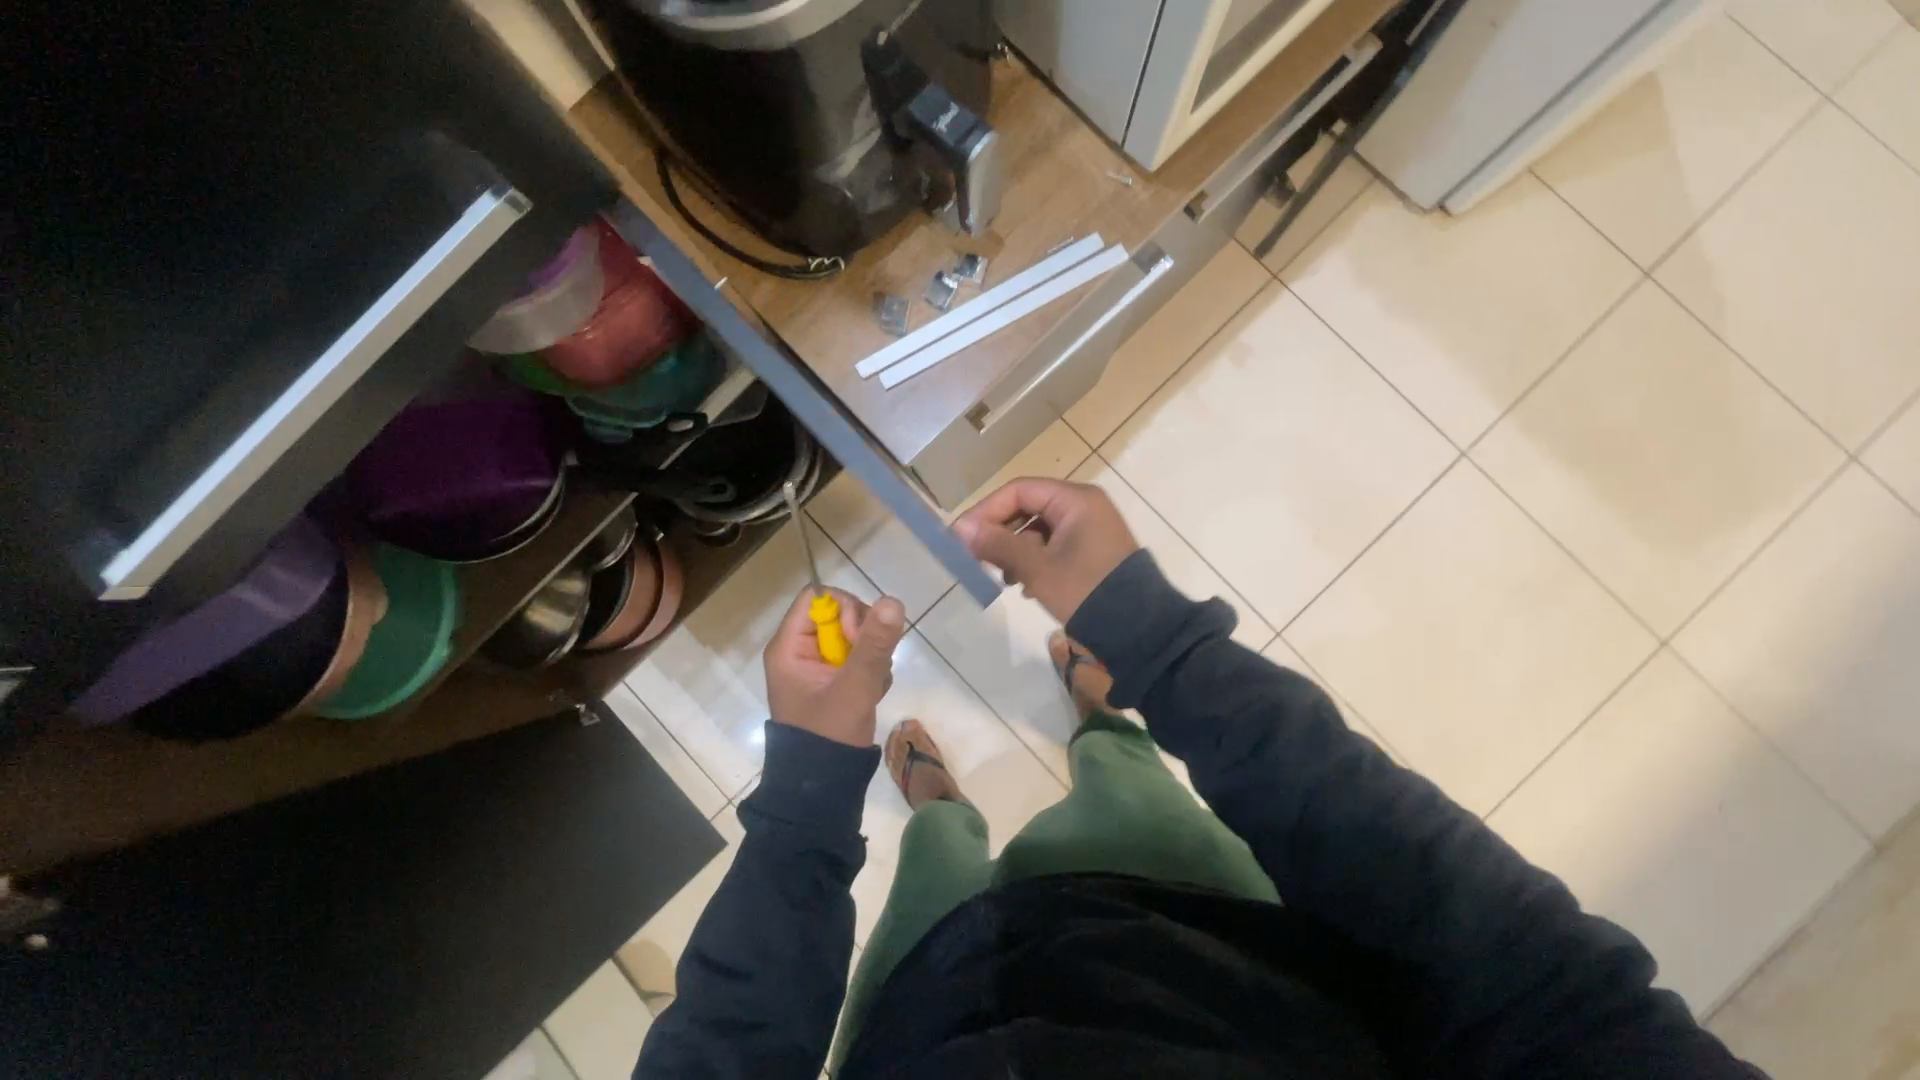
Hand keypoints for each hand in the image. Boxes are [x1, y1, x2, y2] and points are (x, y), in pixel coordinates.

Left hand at [764, 586, 907, 747]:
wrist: (824, 785)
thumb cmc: (828, 735)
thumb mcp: (854, 688)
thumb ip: (873, 645)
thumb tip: (892, 601)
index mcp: (789, 647)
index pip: (818, 598)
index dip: (845, 609)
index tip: (859, 637)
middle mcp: (801, 651)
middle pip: (840, 614)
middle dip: (864, 636)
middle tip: (870, 665)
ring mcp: (818, 666)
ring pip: (855, 636)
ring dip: (872, 656)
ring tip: (871, 686)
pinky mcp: (835, 681)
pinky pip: (859, 657)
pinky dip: (872, 671)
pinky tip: (872, 693)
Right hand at [953, 477, 1138, 623]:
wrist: (1139, 629)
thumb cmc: (1086, 591)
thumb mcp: (1037, 568)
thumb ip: (998, 545)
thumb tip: (960, 529)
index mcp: (1075, 499)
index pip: (1018, 491)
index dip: (985, 511)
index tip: (961, 537)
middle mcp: (1084, 506)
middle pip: (1028, 508)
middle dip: (1000, 533)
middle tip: (979, 560)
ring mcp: (1091, 529)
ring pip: (1039, 529)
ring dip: (1016, 551)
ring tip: (1005, 579)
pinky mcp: (1093, 551)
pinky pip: (1054, 545)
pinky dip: (1034, 561)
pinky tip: (1025, 587)